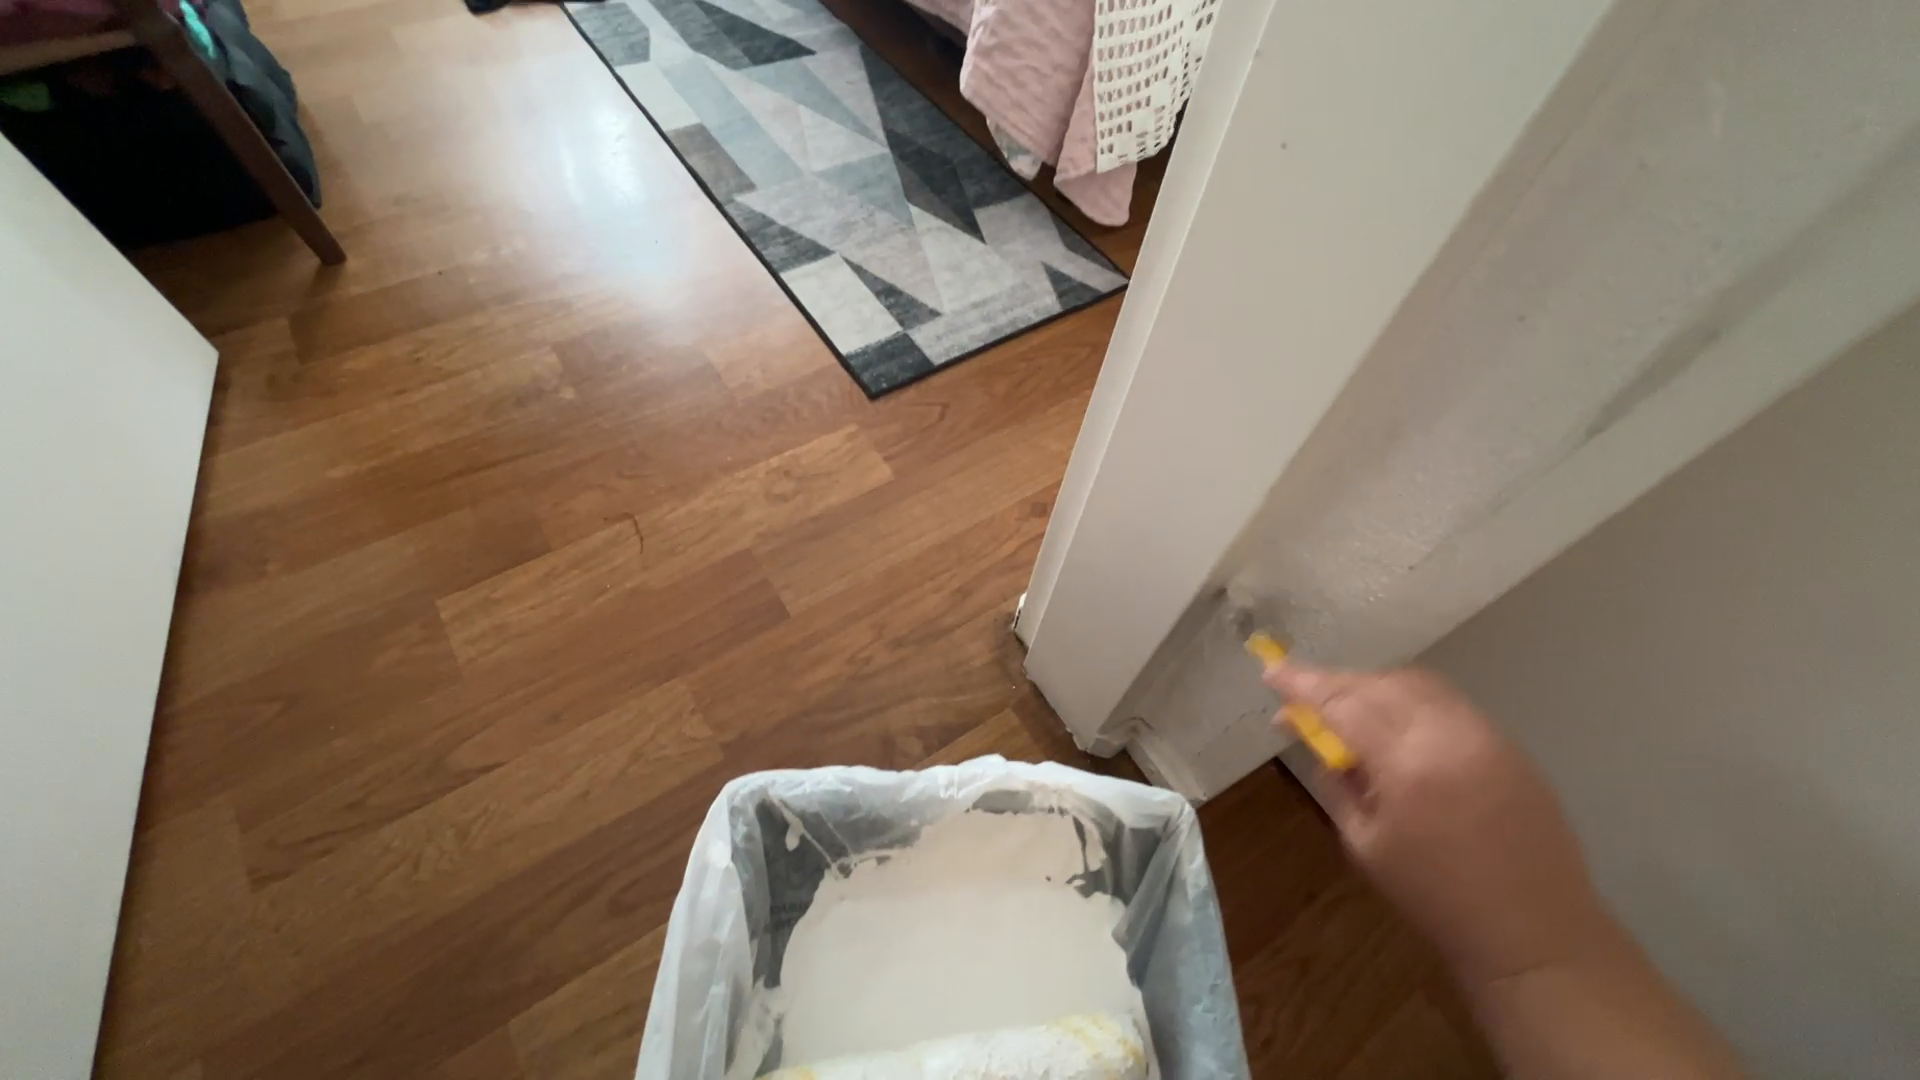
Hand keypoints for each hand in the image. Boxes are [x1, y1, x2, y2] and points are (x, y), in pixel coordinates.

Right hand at [1263, 663, 1607, 986]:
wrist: (1534, 931)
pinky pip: (1446, 702)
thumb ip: (1336, 782)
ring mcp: (1485, 736)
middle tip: (1303, 699)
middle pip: (1378, 683)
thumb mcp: (1363, 843)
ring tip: (1347, 707)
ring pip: (1416, 683)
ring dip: (1372, 685)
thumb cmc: (1434, 896)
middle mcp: (1449, 736)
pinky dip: (1409, 699)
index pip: (1343, 704)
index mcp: (1408, 766)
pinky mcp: (1508, 744)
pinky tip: (1394, 723)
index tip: (1271, 672)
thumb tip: (1312, 738)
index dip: (1301, 684)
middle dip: (1335, 682)